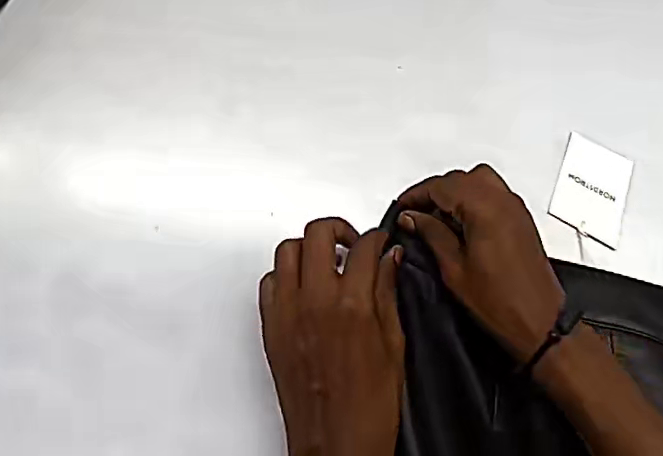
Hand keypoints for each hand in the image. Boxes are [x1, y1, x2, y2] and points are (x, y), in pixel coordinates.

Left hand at [261, 220, 404, 455]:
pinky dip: (285, 275)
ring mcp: (289, 313)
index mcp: (352, 305)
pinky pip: (269, 282)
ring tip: (326, 260)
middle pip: (318, 232)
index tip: (380, 241)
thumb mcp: (394, 345)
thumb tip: (389, 260)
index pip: (363, 245)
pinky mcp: (271, 328)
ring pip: (288, 249)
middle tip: (351, 242)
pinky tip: (302, 286)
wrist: (337, 448)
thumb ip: (388, 293)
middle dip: (339, 228)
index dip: (377, 237)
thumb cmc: (367, 409)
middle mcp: (316, 301)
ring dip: (309, 248)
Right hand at [396, 165, 564, 361]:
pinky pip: (492, 191)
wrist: (541, 324)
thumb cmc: (503, 303)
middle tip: (414, 214)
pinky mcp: (520, 217)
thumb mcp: (454, 269)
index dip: (417, 195)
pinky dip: (473, 197)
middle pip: (459, 179)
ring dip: (455, 192)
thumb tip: (412, 217)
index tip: (403, 207)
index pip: (441, 185)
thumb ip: (431, 234)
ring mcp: (513, 206)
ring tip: (438, 218)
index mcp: (483, 207)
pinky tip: (461, 222)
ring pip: (476, 180)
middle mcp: (501, 199)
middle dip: (434, 192)